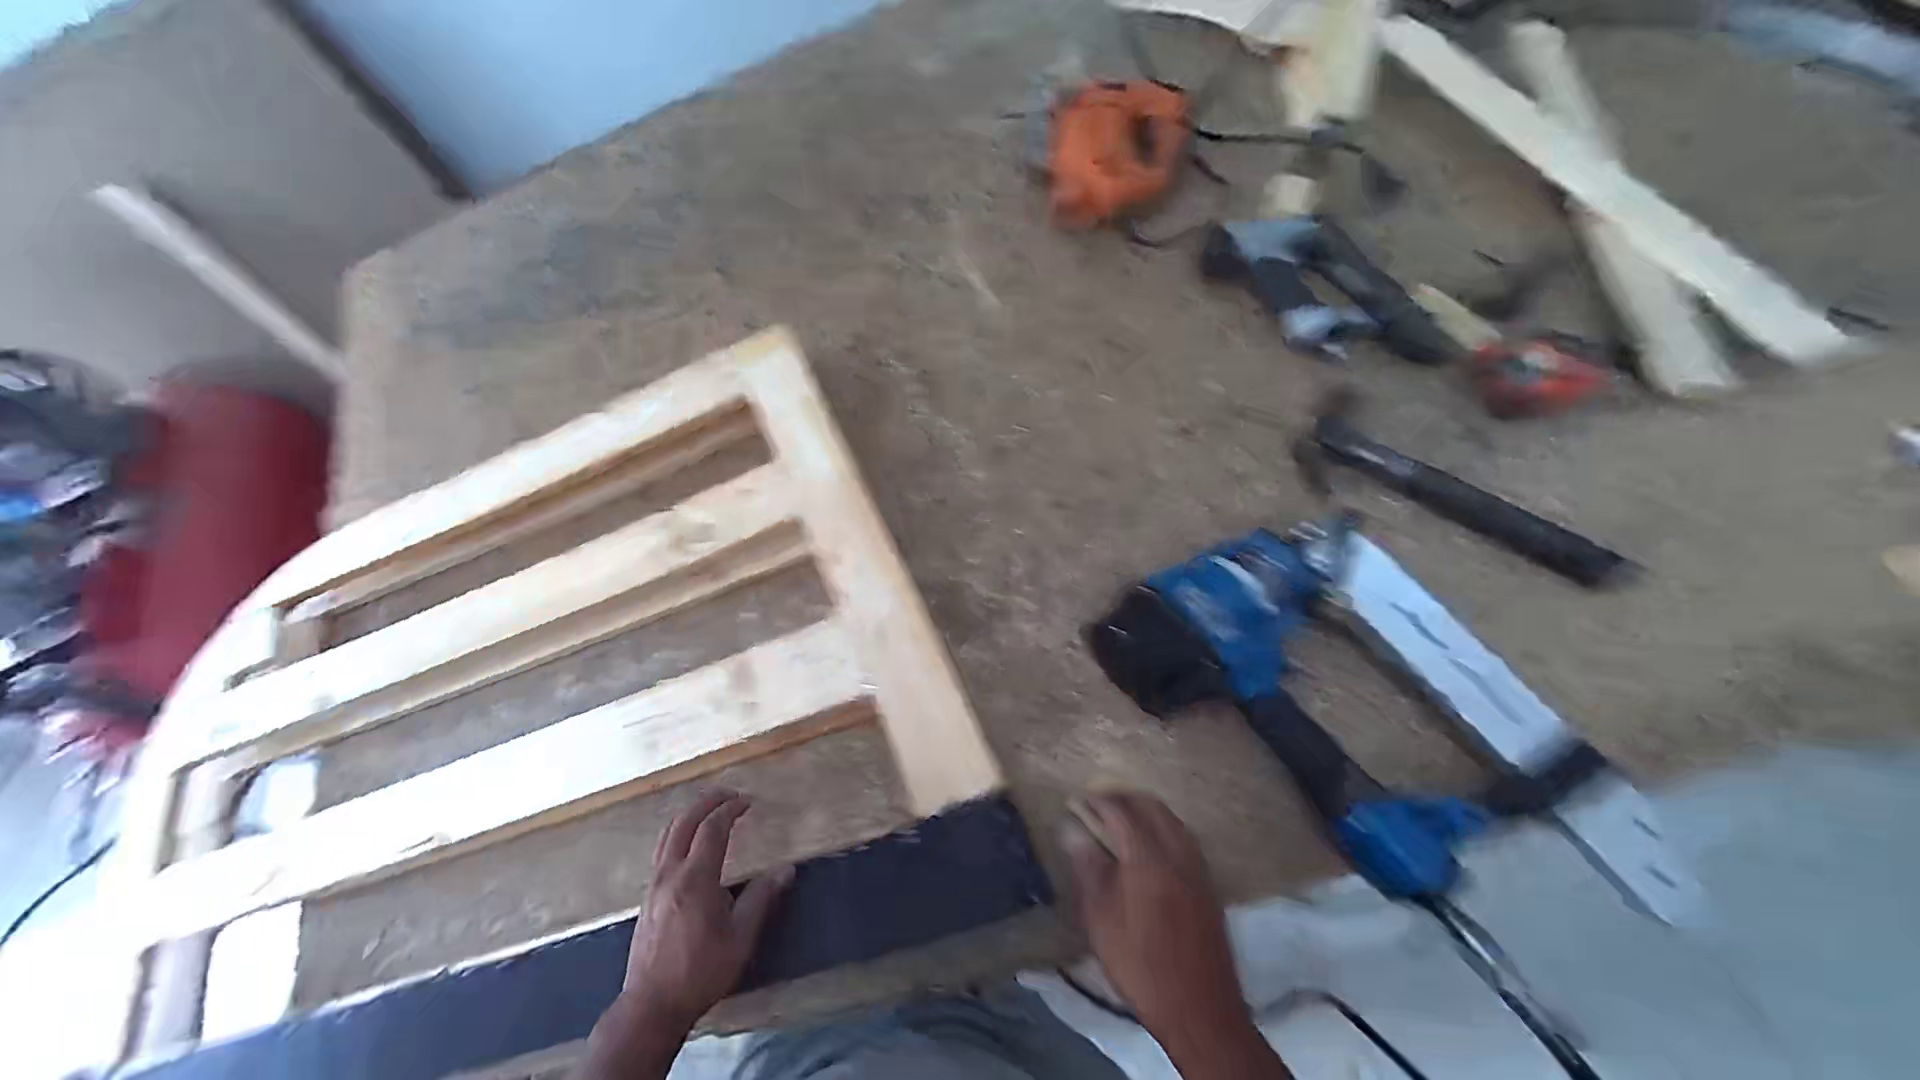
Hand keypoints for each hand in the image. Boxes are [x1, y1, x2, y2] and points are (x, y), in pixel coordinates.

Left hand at [622, 791, 791, 1029]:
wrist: (652, 1006)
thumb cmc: (701, 971)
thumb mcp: (741, 937)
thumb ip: (762, 898)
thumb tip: (787, 870)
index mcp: (695, 879)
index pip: (712, 828)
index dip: (731, 809)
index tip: (748, 801)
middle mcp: (670, 874)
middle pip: (685, 822)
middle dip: (707, 802)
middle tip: (729, 794)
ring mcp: (654, 885)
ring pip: (668, 834)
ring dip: (690, 815)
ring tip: (710, 810)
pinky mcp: (647, 897)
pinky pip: (662, 850)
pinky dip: (679, 833)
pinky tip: (691, 844)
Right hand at [1064, 793, 1289, 1078]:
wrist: (1199, 1009)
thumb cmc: (1140, 965)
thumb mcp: (1101, 919)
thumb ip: (1088, 867)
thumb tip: (1072, 829)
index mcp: (1147, 858)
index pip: (1121, 812)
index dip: (1098, 801)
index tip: (1079, 800)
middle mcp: (1177, 854)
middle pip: (1151, 807)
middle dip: (1124, 798)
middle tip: (1099, 804)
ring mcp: (1197, 868)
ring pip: (1172, 820)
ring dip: (1147, 810)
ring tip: (1123, 818)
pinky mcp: (1208, 884)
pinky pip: (1185, 838)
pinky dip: (1164, 827)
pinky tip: (1152, 843)